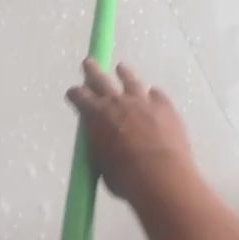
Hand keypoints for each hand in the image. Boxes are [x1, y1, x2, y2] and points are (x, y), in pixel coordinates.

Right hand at [65, 60, 198, 208]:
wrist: (162, 177)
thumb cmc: (125, 177)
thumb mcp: (100, 163)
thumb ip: (98, 145)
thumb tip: (100, 142)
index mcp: (96, 115)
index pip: (78, 96)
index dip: (75, 94)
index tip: (73, 93)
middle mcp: (117, 102)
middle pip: (100, 78)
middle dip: (92, 70)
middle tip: (88, 62)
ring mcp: (142, 101)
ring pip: (130, 79)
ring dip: (124, 73)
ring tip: (121, 68)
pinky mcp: (164, 106)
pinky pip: (156, 94)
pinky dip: (152, 95)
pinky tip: (153, 96)